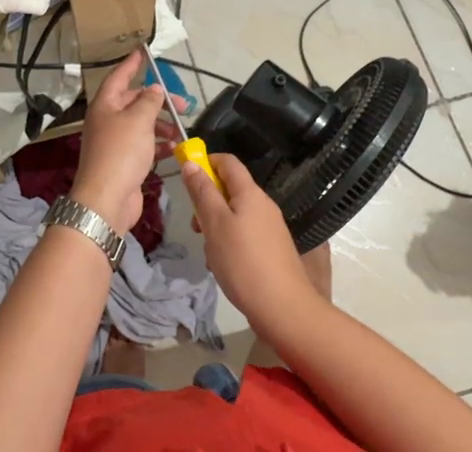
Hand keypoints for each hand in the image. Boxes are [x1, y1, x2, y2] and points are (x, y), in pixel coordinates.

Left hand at [69, 50, 171, 233]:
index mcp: (105, 105)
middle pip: (134, 102)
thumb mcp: (138, 120)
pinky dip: (158, 145)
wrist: (107, 200)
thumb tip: (153, 89)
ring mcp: (114, 143)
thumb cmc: (121, 153)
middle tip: (183, 105)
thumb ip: (149, 101)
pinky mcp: (123, 163)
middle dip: (158, 101)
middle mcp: (107, 120)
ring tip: (180, 132)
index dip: (131, 64)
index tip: (143, 52)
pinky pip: (143, 146)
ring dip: (161, 125)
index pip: (119, 77)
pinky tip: (174, 149)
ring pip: (141, 125)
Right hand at [182, 153, 326, 338]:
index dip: (206, 162)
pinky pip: (244, 235)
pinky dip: (229, 243)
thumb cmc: (243, 261)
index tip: (187, 178)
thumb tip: (191, 164)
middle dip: (207, 201)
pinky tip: (223, 266)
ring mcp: (270, 229)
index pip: (228, 162)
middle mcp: (263, 206)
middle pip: (230, 190)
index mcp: (250, 193)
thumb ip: (202, 192)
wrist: (283, 308)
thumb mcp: (215, 223)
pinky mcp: (272, 250)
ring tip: (208, 252)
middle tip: (195, 226)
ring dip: (216, 226)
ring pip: (235, 215)